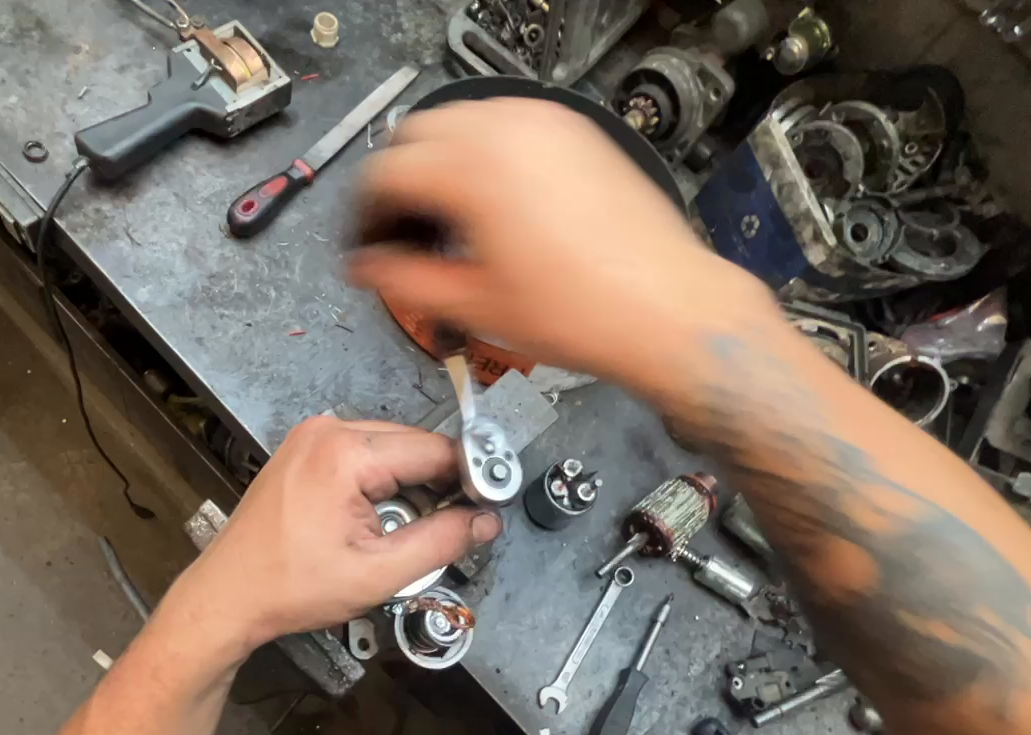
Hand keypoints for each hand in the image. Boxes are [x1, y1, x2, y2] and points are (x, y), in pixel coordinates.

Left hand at [168, 417, 500, 651]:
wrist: (227, 596)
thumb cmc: (292, 587)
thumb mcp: (379, 574)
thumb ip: (441, 542)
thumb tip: (487, 521)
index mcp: (345, 453)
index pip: (434, 450)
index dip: (468, 478)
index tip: (486, 507)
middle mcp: (327, 430)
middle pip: (412, 444)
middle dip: (437, 482)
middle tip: (448, 526)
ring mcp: (310, 436)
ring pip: (388, 448)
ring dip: (408, 483)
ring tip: (402, 528)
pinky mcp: (302, 450)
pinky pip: (360, 454)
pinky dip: (379, 481)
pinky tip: (375, 517)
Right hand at [347, 98, 776, 382]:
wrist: (665, 310)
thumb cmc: (587, 313)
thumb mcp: (474, 308)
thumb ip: (403, 282)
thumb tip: (367, 268)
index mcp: (474, 169)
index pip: (384, 171)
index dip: (365, 215)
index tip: (369, 244)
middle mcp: (509, 129)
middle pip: (415, 135)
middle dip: (396, 185)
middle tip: (400, 235)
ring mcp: (547, 125)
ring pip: (460, 125)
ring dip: (436, 169)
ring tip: (444, 227)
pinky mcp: (575, 134)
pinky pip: (506, 129)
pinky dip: (480, 160)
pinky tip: (488, 211)